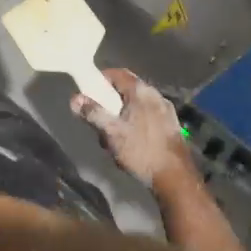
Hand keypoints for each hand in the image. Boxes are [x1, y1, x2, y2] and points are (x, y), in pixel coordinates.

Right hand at [71, 69, 192, 188]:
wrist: (175, 177)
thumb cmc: (141, 151)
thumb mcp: (112, 132)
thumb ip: (93, 113)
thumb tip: (74, 98)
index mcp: (141, 92)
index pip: (118, 73)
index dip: (101, 78)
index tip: (88, 90)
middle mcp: (156, 95)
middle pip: (128, 88)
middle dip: (111, 99)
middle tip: (99, 114)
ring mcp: (166, 110)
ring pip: (138, 103)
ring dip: (123, 111)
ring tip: (113, 131)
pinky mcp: (171, 125)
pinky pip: (148, 114)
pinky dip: (136, 120)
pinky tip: (131, 139)